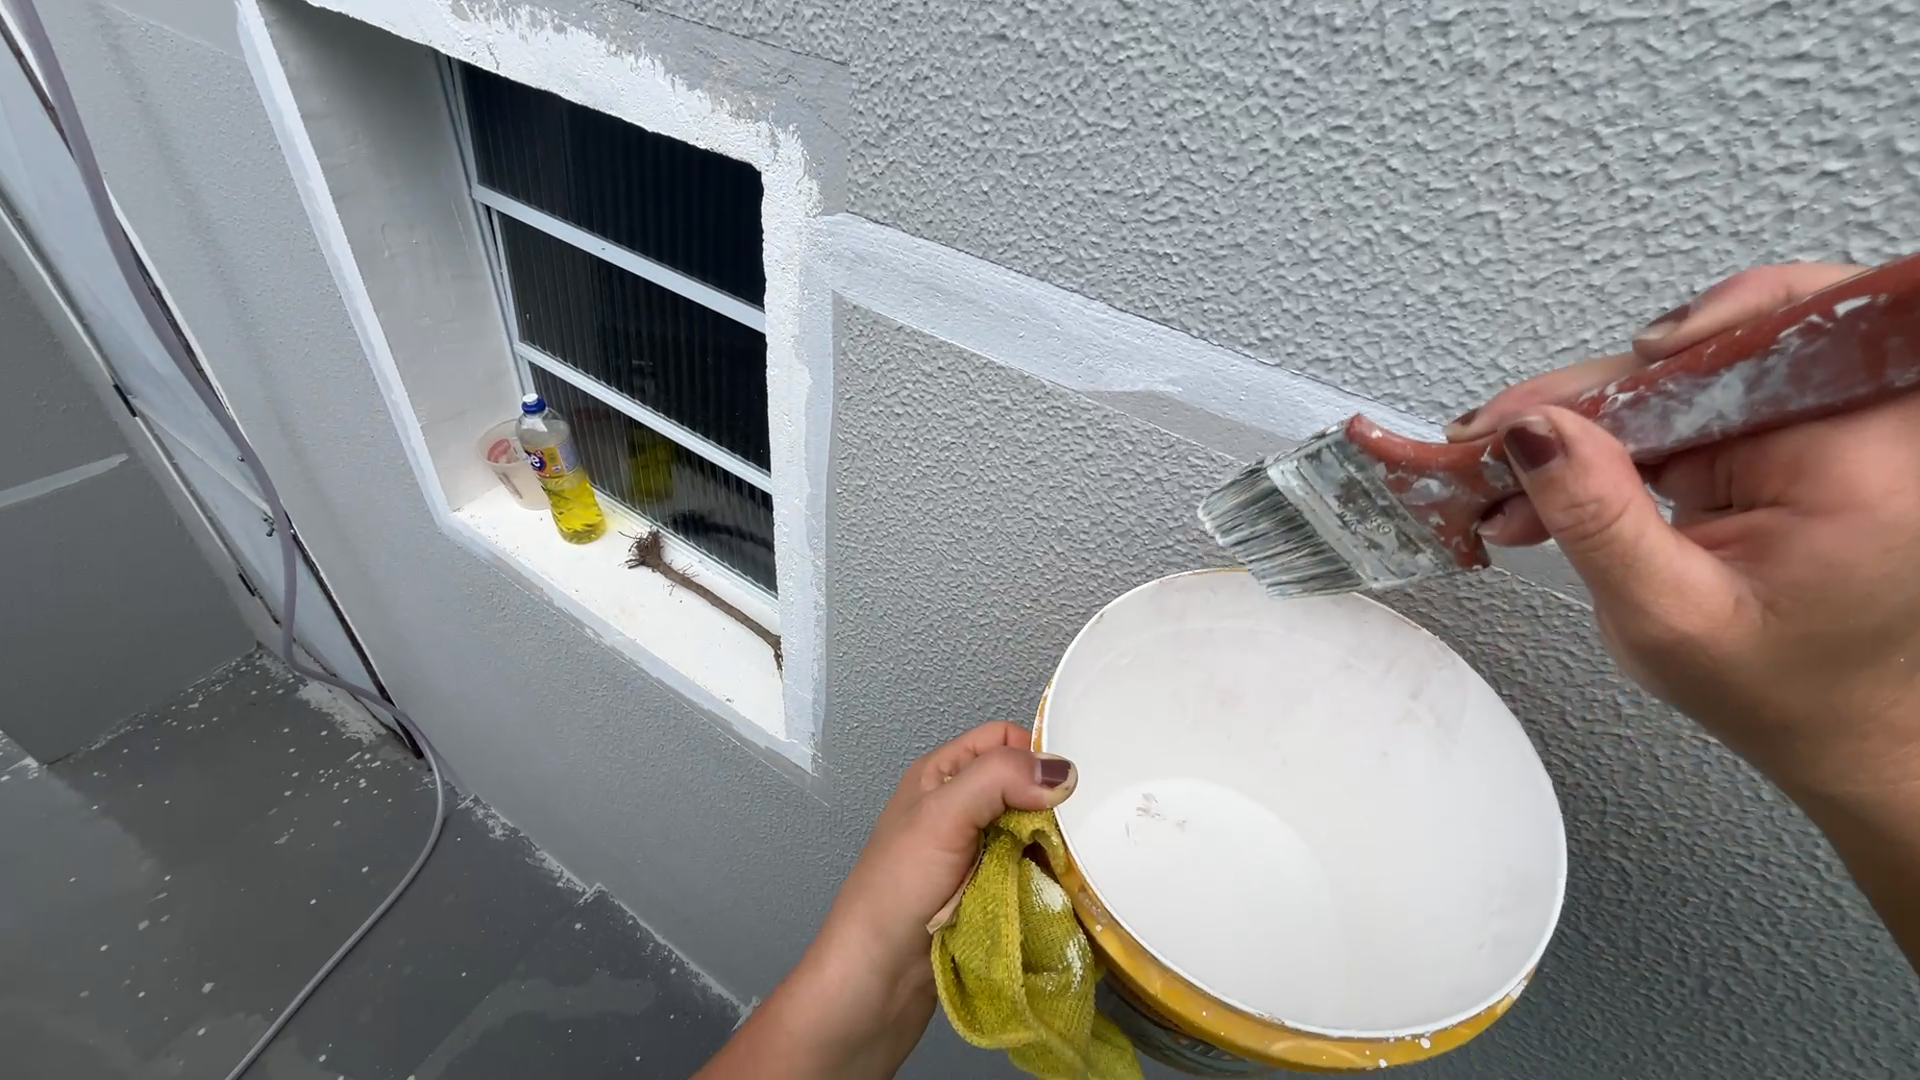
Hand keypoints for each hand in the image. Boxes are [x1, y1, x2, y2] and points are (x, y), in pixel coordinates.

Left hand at [696, 723, 1076, 1079]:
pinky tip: (1063, 891)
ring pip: (1032, 832)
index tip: (1064, 788)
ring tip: (1076, 866)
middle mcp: (960, 805)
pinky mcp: (989, 891)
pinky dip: (1047, 878)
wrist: (877, 981)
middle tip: (1078, 832)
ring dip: (1053, 847)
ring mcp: (974, 851)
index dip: (1035, 755)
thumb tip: (1063, 770)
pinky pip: (1031, 871)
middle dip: (1051, 806)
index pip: (1004, 740)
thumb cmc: (898, 889)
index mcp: (943, 773)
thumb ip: (998, 780)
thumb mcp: (944, 816)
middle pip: (1024, 787)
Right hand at [1446, 263, 1919, 963]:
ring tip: (1476, 486)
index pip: (1765, 326)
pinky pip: (1636, 427)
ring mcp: (1781, 436)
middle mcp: (1835, 420)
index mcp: (1865, 445)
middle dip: (1564, 401)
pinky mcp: (1734, 457)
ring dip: (1548, 435)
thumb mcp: (1670, 611)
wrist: (1848, 744)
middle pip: (1679, 353)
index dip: (1658, 338)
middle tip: (1472, 450)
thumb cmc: (1797, 700)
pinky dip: (1563, 456)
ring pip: (1643, 389)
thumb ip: (1594, 503)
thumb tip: (1530, 422)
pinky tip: (1515, 493)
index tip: (1549, 394)